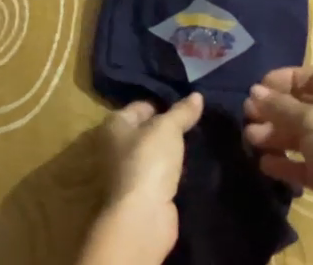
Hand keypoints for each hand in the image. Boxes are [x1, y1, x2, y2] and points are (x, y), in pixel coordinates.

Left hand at [80, 94, 204, 264]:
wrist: (143, 217)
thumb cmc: (148, 160)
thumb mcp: (168, 128)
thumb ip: (182, 112)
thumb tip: (197, 95)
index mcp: (114, 125)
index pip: (139, 106)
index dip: (162, 103)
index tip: (185, 104)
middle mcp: (116, 148)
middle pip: (146, 130)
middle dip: (168, 127)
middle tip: (195, 121)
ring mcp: (129, 173)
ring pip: (154, 154)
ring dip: (172, 151)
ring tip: (197, 141)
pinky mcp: (143, 194)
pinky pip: (161, 174)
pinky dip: (173, 171)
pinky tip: (191, 166)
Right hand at [244, 67, 312, 264]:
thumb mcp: (312, 121)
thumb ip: (282, 107)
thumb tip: (254, 91)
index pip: (309, 78)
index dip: (284, 79)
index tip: (259, 87)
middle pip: (299, 108)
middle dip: (273, 110)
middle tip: (247, 115)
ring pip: (297, 137)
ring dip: (273, 136)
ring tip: (250, 140)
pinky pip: (300, 164)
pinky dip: (283, 162)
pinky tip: (264, 164)